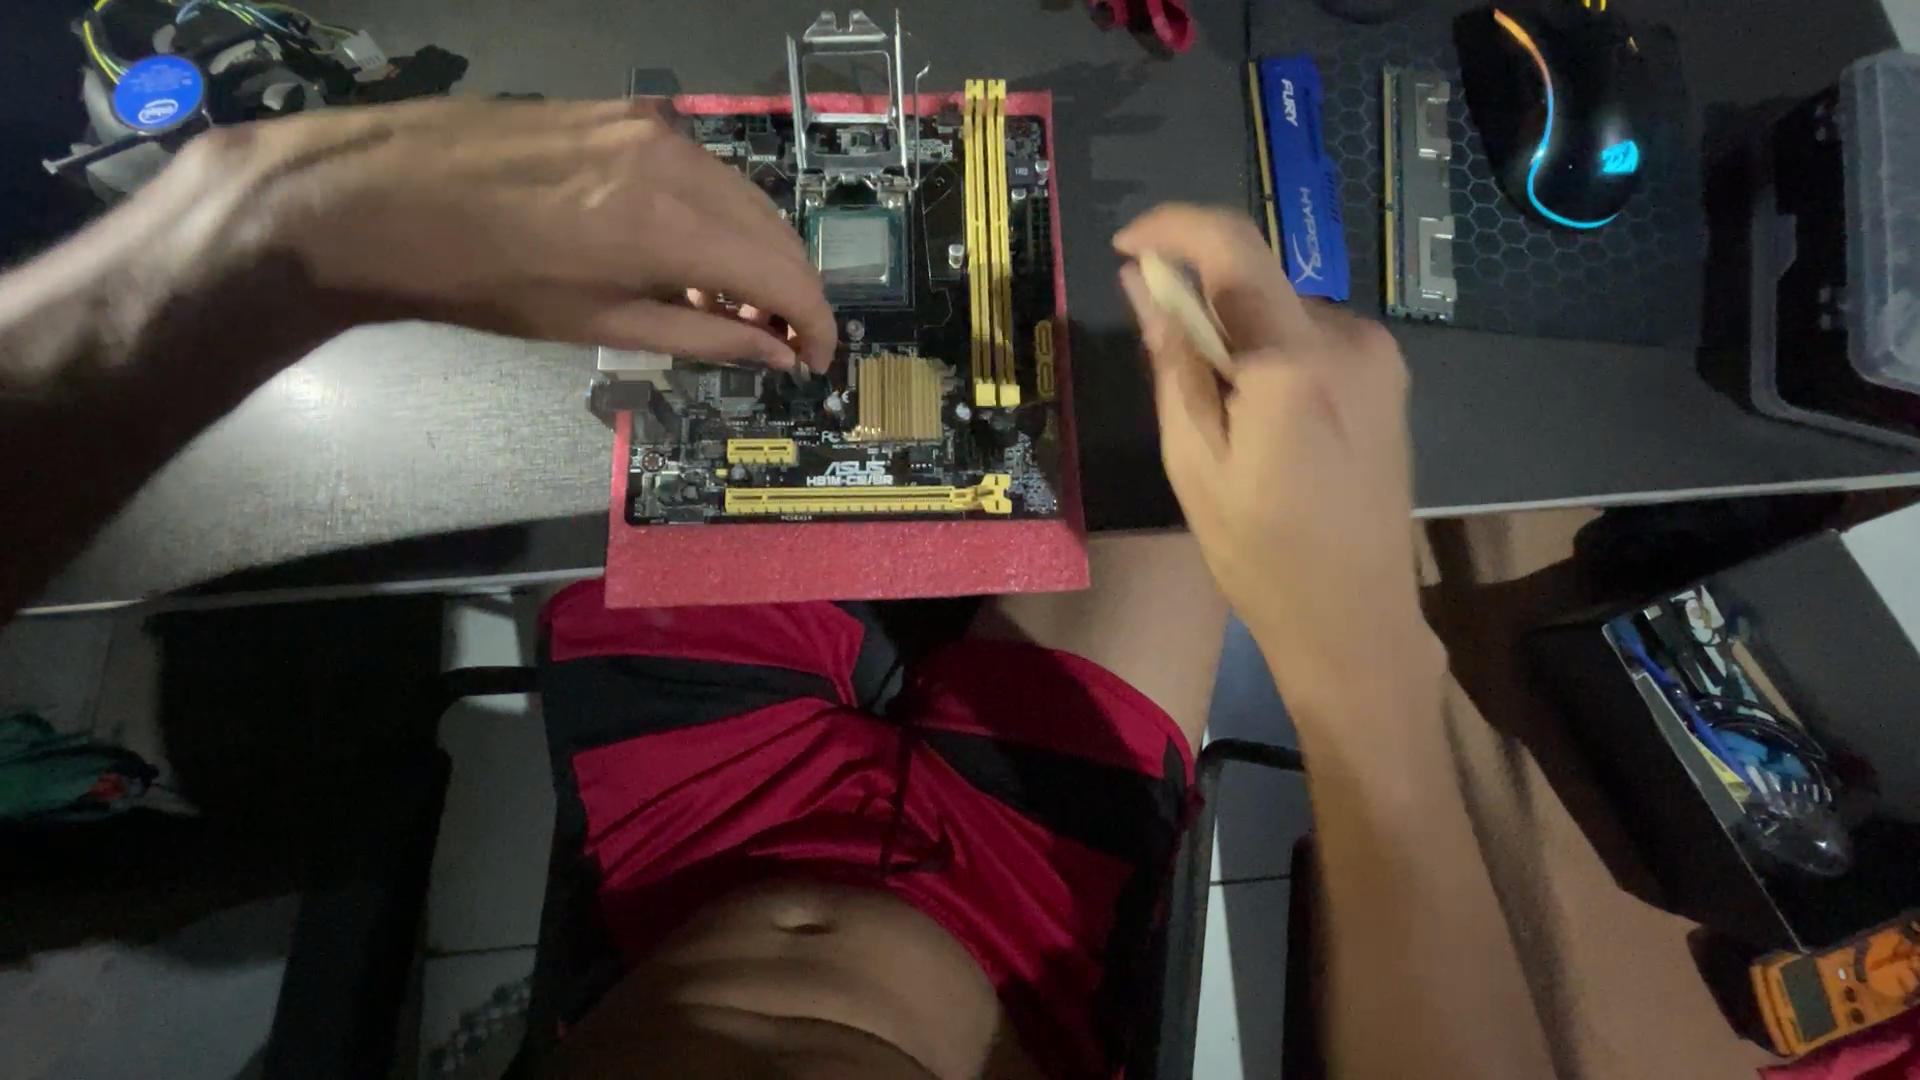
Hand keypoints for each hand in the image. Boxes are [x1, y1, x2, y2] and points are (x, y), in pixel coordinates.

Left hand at [157, 97, 834, 370]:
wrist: (371, 194)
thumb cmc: (486, 280)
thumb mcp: (607, 324)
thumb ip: (709, 337)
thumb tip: (778, 353)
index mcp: (673, 224)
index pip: (786, 277)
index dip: (815, 325)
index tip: (817, 361)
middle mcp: (679, 162)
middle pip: (779, 234)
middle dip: (796, 294)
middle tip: (785, 343)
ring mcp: (653, 129)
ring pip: (749, 202)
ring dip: (763, 259)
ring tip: (745, 310)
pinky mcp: (626, 115)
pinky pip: (709, 177)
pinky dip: (726, 223)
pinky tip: (707, 258)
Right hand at [1114, 205, 1439, 708]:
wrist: (1352, 617)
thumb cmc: (1258, 553)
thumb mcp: (1193, 462)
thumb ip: (1171, 364)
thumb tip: (1141, 287)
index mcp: (1294, 362)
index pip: (1232, 248)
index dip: (1171, 230)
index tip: (1125, 246)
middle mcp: (1350, 339)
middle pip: (1256, 284)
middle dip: (1200, 310)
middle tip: (1170, 380)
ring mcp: (1379, 359)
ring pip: (1282, 315)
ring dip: (1237, 342)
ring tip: (1222, 425)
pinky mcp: (1388, 381)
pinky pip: (1311, 342)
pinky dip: (1271, 359)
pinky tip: (1263, 426)